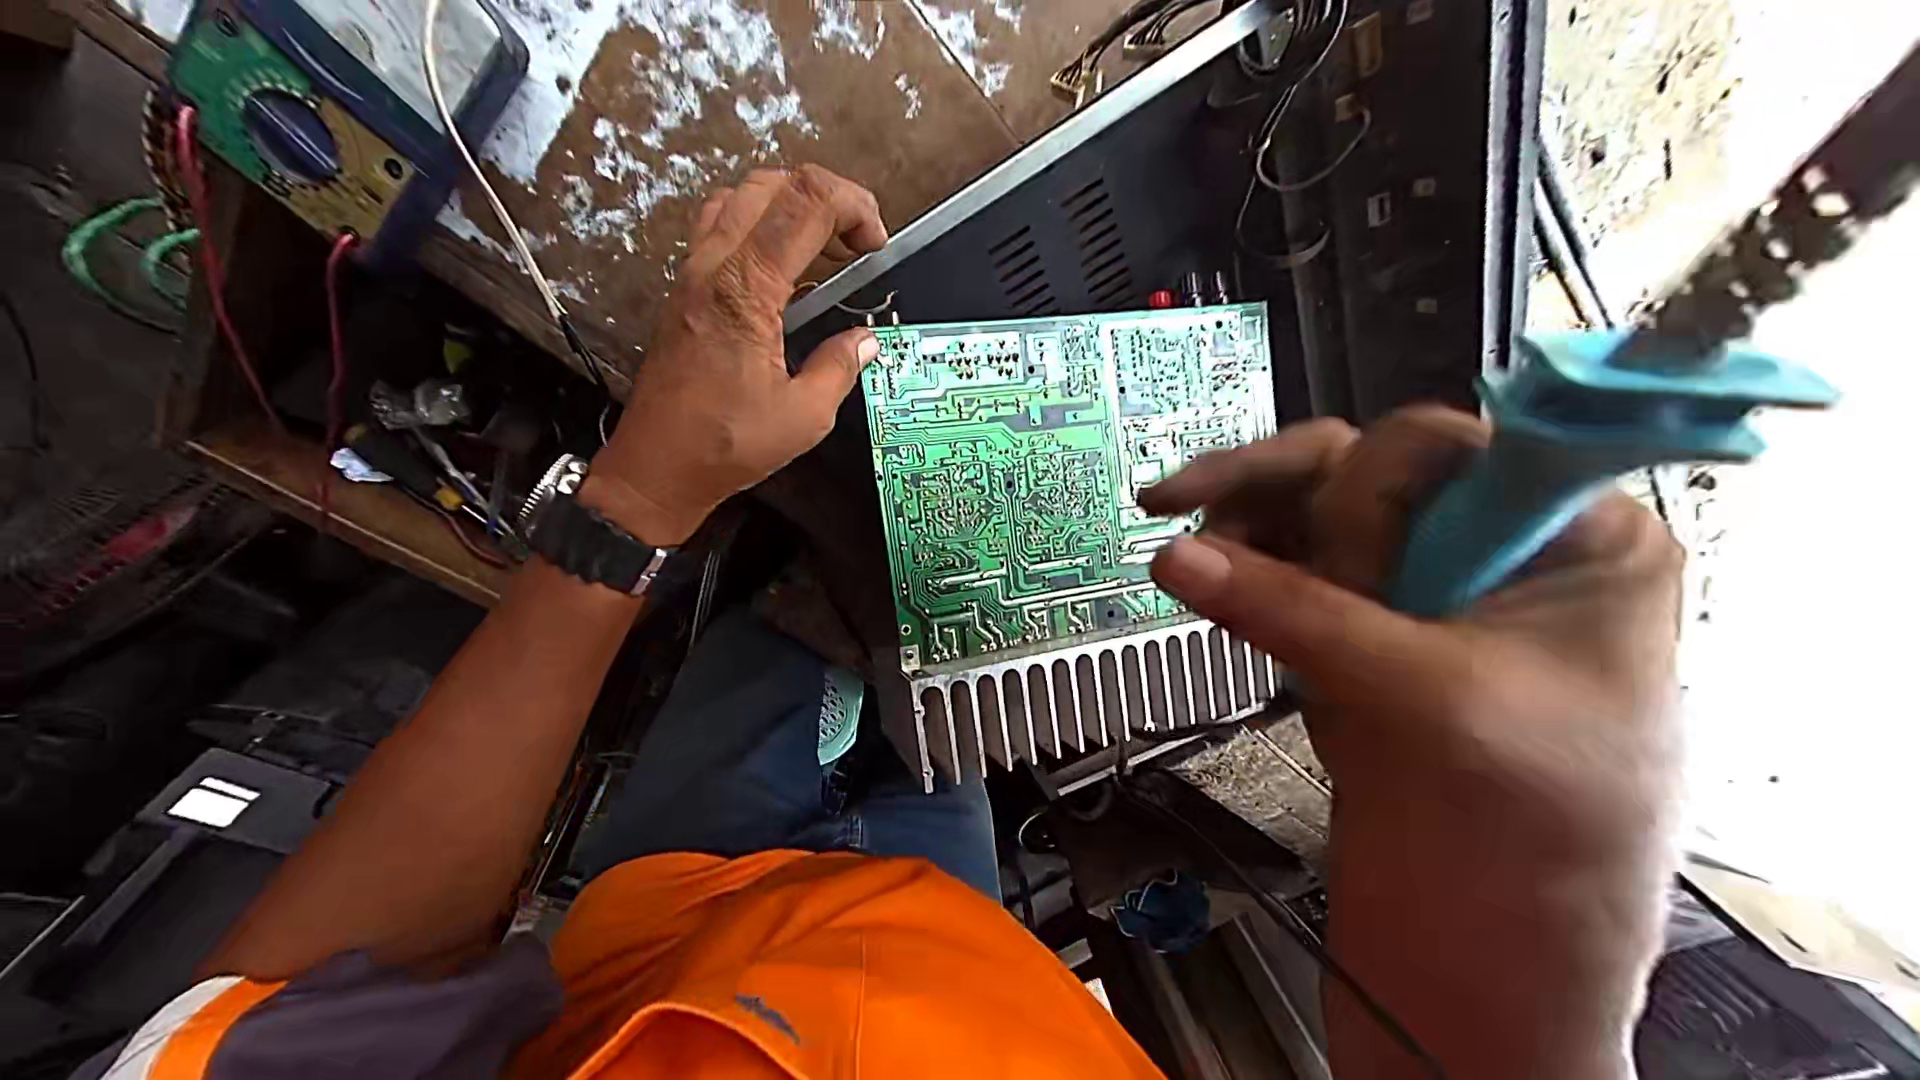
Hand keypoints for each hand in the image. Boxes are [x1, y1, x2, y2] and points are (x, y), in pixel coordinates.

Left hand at [584, 166, 887, 545]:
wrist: (659, 465)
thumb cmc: (726, 445)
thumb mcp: (805, 415)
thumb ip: (840, 367)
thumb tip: (866, 341)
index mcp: (745, 290)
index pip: (804, 202)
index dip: (853, 205)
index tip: (877, 244)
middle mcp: (713, 267)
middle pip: (772, 184)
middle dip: (828, 199)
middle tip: (858, 244)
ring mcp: (692, 274)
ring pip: (742, 197)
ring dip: (792, 208)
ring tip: (826, 253)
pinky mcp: (685, 290)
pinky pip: (722, 228)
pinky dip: (761, 228)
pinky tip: (786, 274)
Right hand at [1142, 406, 1683, 1078]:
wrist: (1487, 916)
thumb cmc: (1521, 816)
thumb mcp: (1422, 698)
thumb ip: (1293, 614)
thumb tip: (1172, 556)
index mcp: (1562, 532)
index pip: (1447, 449)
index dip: (1369, 481)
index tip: (1320, 554)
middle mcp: (1480, 530)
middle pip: (1353, 463)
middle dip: (1270, 488)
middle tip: (1178, 506)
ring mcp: (1405, 566)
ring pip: (1301, 501)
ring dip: (1237, 521)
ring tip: (1196, 563)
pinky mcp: (1348, 607)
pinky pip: (1276, 554)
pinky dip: (1235, 564)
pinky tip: (1210, 587)